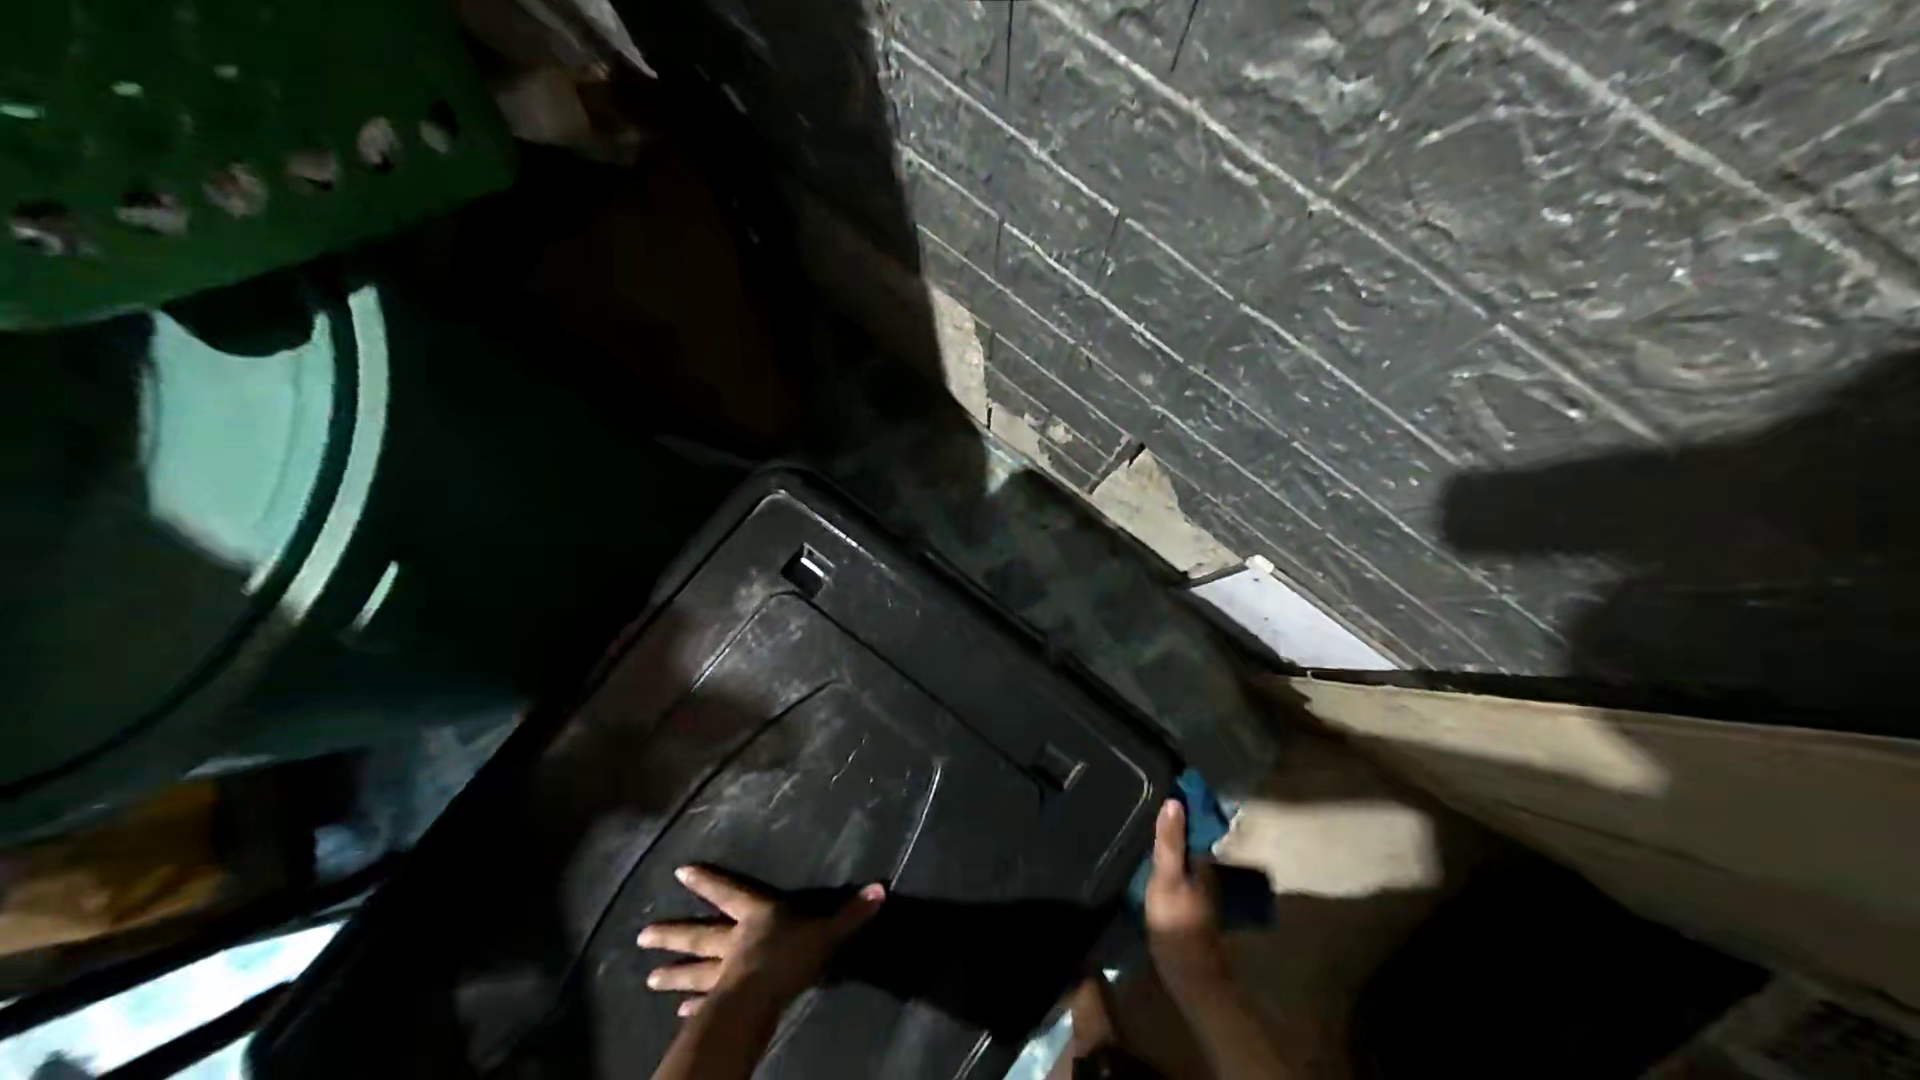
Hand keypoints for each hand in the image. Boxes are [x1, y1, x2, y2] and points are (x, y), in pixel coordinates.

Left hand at [636, 866, 884, 1016]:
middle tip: (642, 935)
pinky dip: (692, 1004)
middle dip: (674, 934)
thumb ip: (851, 913)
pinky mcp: (723, 1000)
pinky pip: (705, 1000)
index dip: (708, 882)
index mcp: (756, 916)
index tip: (680, 872)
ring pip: (695, 969)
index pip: (730, 893)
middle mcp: (734, 941)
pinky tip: (678, 1010)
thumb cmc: (791, 955)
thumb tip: (882, 887)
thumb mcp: (826, 931)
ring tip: (649, 977)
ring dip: (674, 972)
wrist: (763, 996)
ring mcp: (724, 973)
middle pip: (700, 935)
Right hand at [1144, 799, 1225, 988]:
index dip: (1181, 800)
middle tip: (1143, 795)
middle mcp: (1203, 867)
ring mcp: (1195, 884)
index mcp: (1202, 858)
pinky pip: (1174, 865)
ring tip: (1139, 817)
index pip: (1193, 819)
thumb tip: (1174, 801)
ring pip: (1181, 850)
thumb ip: (1170, 842)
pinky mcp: (1183, 898)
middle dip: (1172, 816)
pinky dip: (1164, 855)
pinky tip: (1144, 853)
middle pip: (1187, 834)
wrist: (1188, 971)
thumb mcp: (1168, 877)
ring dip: (1167, 835)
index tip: (1162, 780)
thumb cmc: (1177, 920)